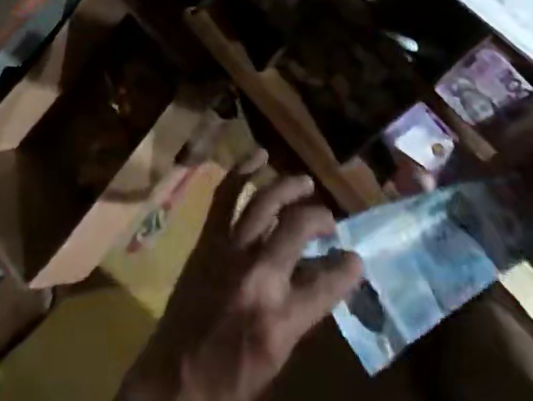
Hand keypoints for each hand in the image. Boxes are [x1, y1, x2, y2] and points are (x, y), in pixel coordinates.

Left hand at [119, 150, 365, 400]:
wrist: (175, 376)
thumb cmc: (231, 375)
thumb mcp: (279, 354)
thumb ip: (301, 312)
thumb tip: (321, 278)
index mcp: (281, 318)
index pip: (327, 283)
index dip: (348, 269)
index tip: (357, 258)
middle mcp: (258, 276)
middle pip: (297, 229)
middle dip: (320, 218)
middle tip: (330, 222)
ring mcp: (228, 251)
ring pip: (264, 203)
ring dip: (288, 187)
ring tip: (306, 182)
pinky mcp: (206, 240)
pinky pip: (224, 197)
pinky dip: (241, 172)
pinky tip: (258, 156)